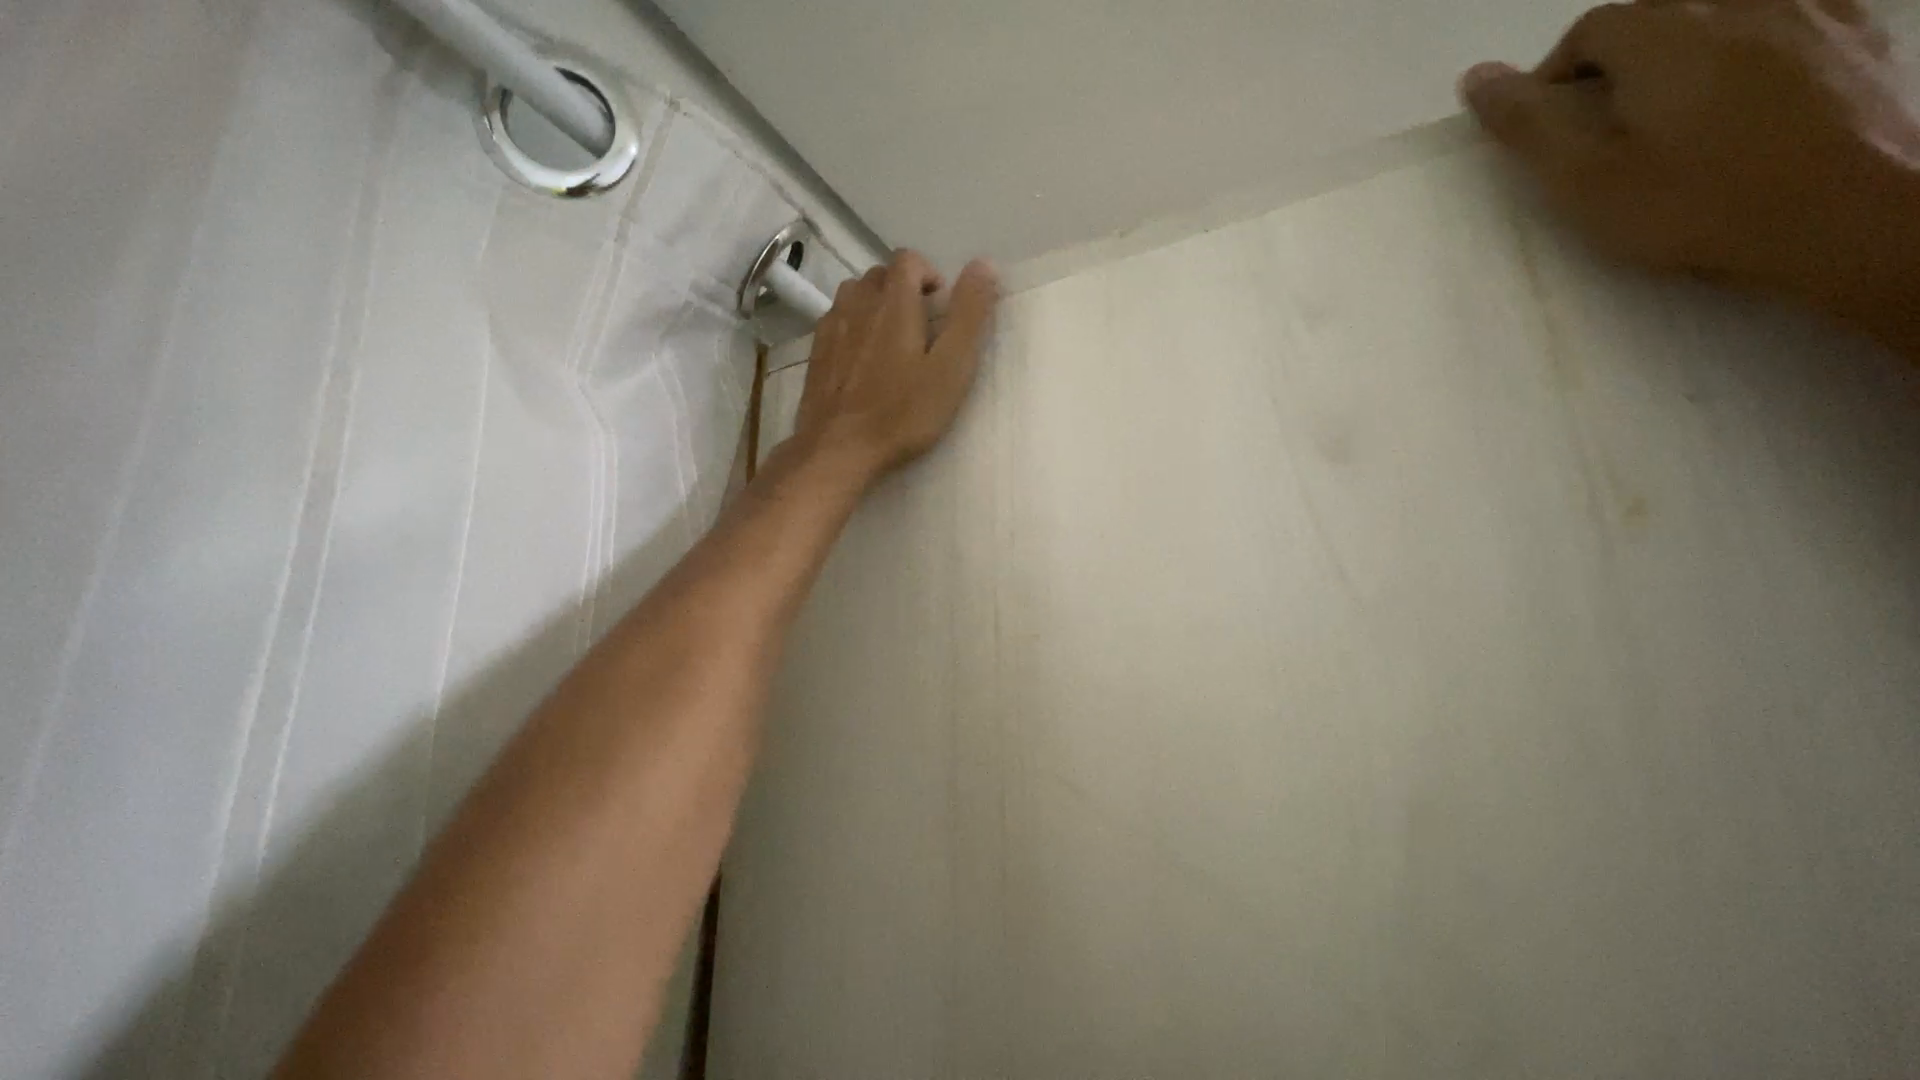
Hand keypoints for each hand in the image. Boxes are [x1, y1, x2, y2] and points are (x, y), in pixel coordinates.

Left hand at [792, 250, 999, 484]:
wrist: (838, 449)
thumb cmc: (902, 413)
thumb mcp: (951, 368)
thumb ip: (968, 315)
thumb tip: (984, 264)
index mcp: (894, 303)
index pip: (908, 259)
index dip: (929, 275)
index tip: (941, 308)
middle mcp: (858, 304)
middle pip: (880, 275)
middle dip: (904, 289)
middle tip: (922, 327)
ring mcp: (831, 328)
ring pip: (854, 295)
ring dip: (876, 304)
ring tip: (892, 339)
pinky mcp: (816, 354)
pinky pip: (837, 321)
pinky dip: (854, 326)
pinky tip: (863, 359)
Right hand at [1460, 0, 1919, 338]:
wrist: (1845, 217)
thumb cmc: (1696, 205)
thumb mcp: (1585, 180)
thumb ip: (1527, 125)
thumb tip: (1475, 77)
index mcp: (1658, 35)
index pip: (1586, 32)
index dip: (1556, 77)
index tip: (1553, 130)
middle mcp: (1730, 2)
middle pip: (1654, 11)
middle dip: (1621, 57)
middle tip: (1613, 121)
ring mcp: (1804, 10)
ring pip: (1722, 7)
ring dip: (1689, 42)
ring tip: (1681, 100)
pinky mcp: (1858, 33)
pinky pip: (1796, 10)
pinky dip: (1763, 34)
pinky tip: (1759, 75)